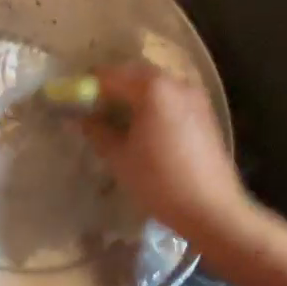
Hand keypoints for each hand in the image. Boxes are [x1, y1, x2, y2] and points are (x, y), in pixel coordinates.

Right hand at [83, 64, 252, 234]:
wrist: (213, 211)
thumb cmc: (159, 181)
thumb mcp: (119, 157)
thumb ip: (96, 130)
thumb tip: (79, 118)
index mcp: (151, 88)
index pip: (108, 76)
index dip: (87, 87)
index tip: (73, 102)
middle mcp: (175, 82)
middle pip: (133, 74)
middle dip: (111, 88)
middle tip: (94, 111)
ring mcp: (195, 96)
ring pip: (154, 85)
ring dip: (133, 95)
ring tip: (119, 121)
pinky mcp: (205, 112)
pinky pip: (171, 97)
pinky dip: (153, 103)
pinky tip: (145, 128)